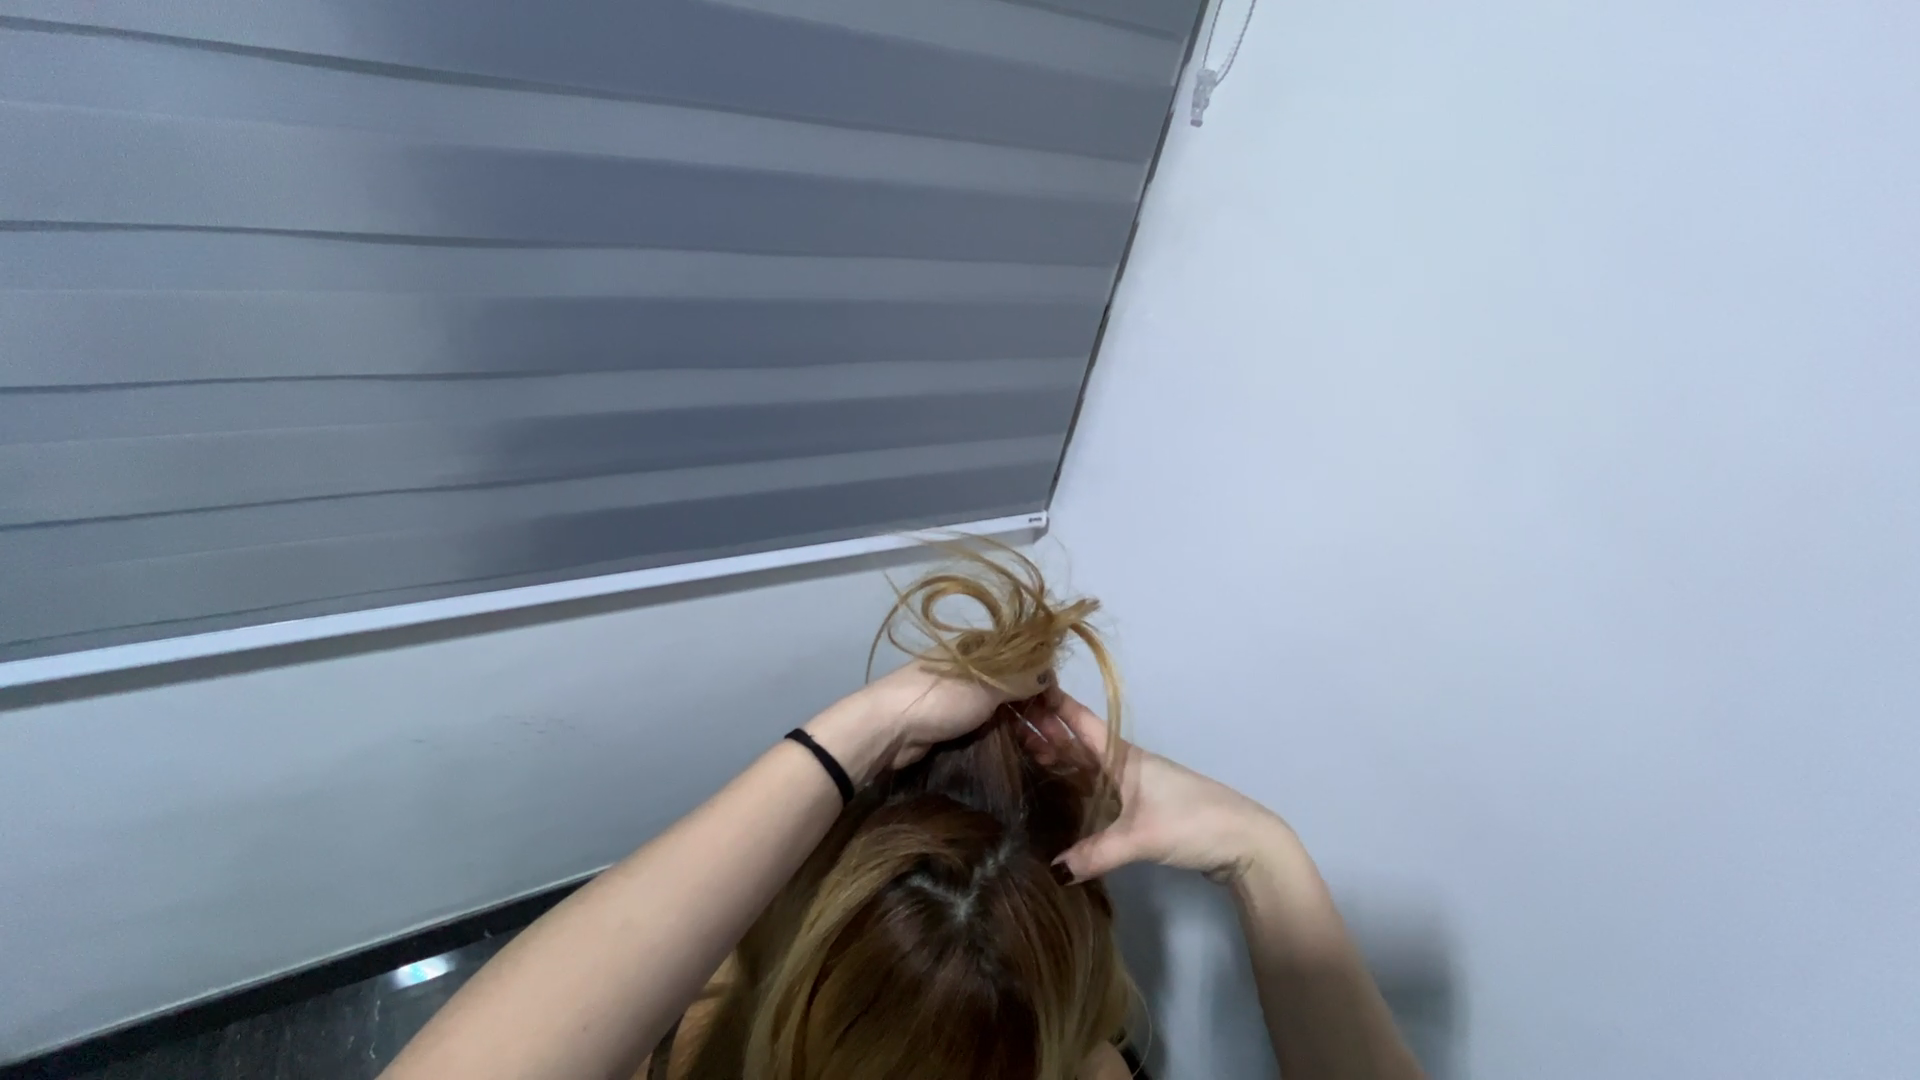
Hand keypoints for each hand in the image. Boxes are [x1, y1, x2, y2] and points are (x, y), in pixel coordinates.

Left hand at [806, 663, 1047, 784]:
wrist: (887, 728)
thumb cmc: (938, 699)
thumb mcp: (987, 685)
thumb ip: (1022, 678)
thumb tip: (1051, 671)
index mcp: (983, 648)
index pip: (1028, 663)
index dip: (1048, 687)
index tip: (1063, 716)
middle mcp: (977, 668)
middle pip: (1020, 689)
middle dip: (1042, 715)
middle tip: (1059, 747)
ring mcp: (965, 696)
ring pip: (1007, 711)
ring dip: (1029, 731)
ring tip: (1047, 758)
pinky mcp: (955, 722)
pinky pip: (992, 727)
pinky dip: (1010, 739)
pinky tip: (1026, 756)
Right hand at [1019, 690, 1290, 883]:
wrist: (1245, 841)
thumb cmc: (1192, 821)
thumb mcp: (1141, 837)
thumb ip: (1096, 853)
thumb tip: (1053, 871)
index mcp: (1122, 757)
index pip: (1078, 722)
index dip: (1051, 703)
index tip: (1019, 685)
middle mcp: (1123, 763)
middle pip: (1076, 741)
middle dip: (1043, 729)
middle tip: (1003, 720)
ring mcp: (1131, 784)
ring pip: (1084, 763)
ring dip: (1056, 754)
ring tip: (1019, 747)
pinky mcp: (1138, 806)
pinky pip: (1094, 786)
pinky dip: (1072, 781)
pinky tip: (1055, 787)